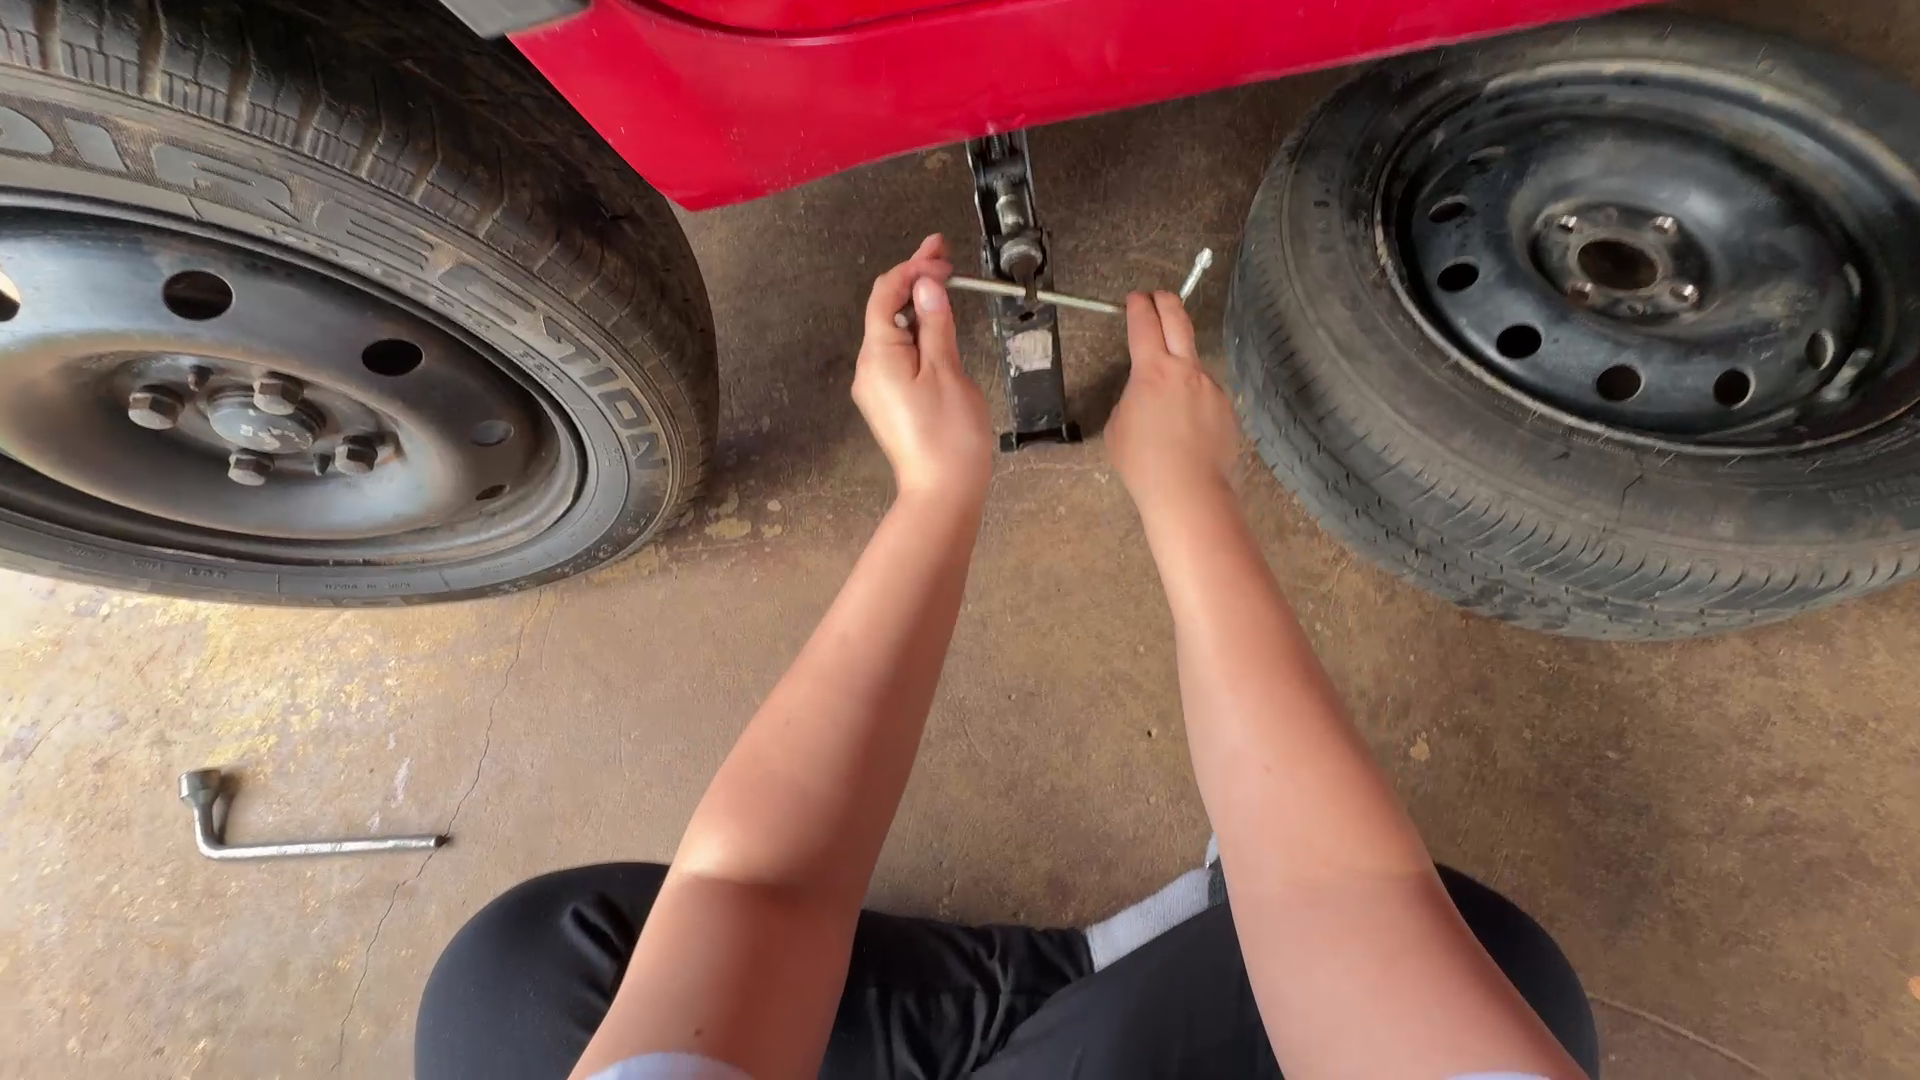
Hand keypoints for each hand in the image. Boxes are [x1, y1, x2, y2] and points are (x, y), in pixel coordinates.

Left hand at [852, 234, 993, 501]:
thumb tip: (927, 289)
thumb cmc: (948, 439)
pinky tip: (937, 328)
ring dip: (917, 307)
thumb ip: (935, 325)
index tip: (940, 256)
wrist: (943, 491)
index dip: (912, 268)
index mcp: (879, 357)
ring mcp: (877, 388)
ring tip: (945, 287)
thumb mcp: (948, 371)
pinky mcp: (889, 401)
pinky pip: (899, 356)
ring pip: (893, 333)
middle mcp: (869, 370)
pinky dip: (917, 335)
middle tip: (943, 258)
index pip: (886, 294)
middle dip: (913, 282)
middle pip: (886, 310)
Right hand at [1106, 290, 1242, 519]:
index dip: (1138, 307)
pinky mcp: (1227, 408)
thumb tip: (1144, 396)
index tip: (1135, 299)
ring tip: (1165, 401)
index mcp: (1152, 372)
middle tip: (1158, 297)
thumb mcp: (1117, 427)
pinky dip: (1193, 404)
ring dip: (1179, 370)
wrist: (1187, 490)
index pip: (1144, 325)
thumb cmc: (1143, 462)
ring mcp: (1211, 387)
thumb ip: (1130, 399)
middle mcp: (1186, 370)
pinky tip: (1185, 430)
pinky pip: (1205, 396)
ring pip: (1193, 366)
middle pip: (1178, 321)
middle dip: (1166, 302)